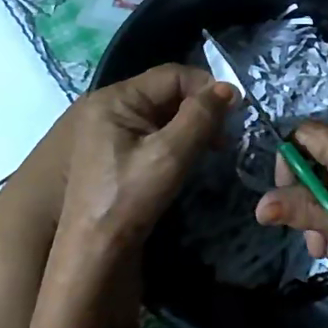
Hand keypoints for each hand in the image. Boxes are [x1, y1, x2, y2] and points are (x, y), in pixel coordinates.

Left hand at [50, 64, 235, 248]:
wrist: (93, 252)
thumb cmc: (129, 198)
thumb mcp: (171, 154)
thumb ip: (201, 116)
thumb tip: (228, 89)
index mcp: (115, 99)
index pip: (173, 74)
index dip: (207, 88)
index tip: (233, 114)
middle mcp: (107, 105)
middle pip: (168, 91)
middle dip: (200, 108)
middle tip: (222, 136)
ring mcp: (107, 128)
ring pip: (163, 111)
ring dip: (191, 124)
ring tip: (210, 148)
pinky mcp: (113, 149)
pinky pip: (153, 129)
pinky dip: (176, 138)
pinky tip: (188, 157)